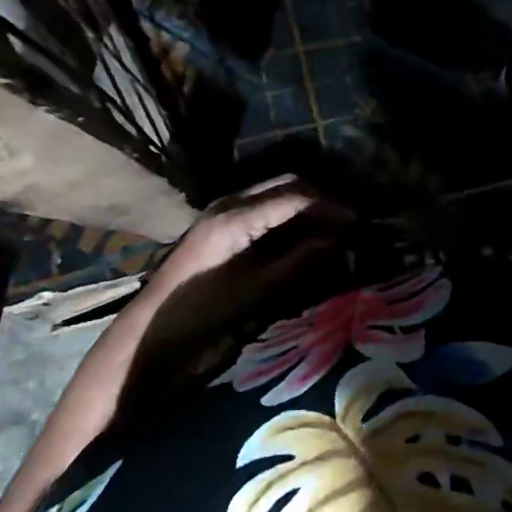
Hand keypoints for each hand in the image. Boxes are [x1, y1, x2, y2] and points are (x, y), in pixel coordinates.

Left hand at [132, 175, 352, 381]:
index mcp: (237, 217)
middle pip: (285, 184)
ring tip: (330, 228)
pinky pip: (262, 206)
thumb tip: (333, 242)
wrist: (154, 327)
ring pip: (274, 192)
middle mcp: (230, 202)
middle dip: (319, 199)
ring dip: (304, 205)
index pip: (294, 197)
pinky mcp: (221, 222)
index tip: (357, 222)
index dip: (330, 207)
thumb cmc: (204, 312)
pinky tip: (302, 235)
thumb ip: (297, 262)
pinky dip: (286, 215)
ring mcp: (223, 209)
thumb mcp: (256, 290)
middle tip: (346, 223)